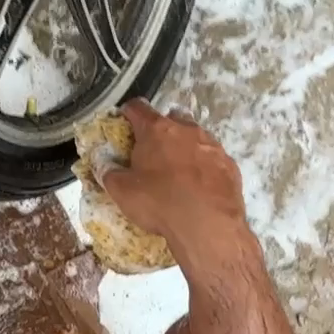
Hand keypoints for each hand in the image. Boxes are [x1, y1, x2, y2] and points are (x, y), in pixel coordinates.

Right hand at [97, 99, 258, 276]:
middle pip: (170, 118)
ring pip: (195, 137)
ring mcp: (212, 146)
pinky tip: (198, 186)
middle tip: (151, 152)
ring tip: (176, 172)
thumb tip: (104, 165)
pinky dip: (203, 166)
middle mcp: (186, 130)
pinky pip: (212, 158)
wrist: (208, 226)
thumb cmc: (159, 202)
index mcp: (156, 130)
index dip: (127, 113)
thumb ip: (109, 173)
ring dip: (184, 147)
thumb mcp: (121, 191)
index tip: (123, 124)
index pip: (137, 107)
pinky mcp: (230, 165)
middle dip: (160, 130)